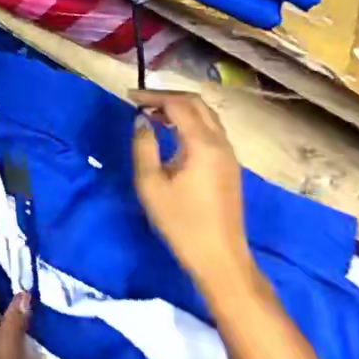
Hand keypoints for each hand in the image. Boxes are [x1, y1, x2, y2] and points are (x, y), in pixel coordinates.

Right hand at [131, 90, 252, 284]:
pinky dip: (191, 121)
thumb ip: (143, 146)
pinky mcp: (230, 167)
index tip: (129, 98)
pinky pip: (211, 130)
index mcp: (202, 144)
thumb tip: (141, 120)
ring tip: (155, 115)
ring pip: (206, 115)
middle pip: (196, 103)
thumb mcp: (150, 184)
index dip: (152, 96)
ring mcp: (229, 155)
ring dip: (181, 108)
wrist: (221, 261)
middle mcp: (220, 143)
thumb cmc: (182, 223)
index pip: (177, 104)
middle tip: (142, 102)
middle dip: (168, 97)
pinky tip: (174, 133)